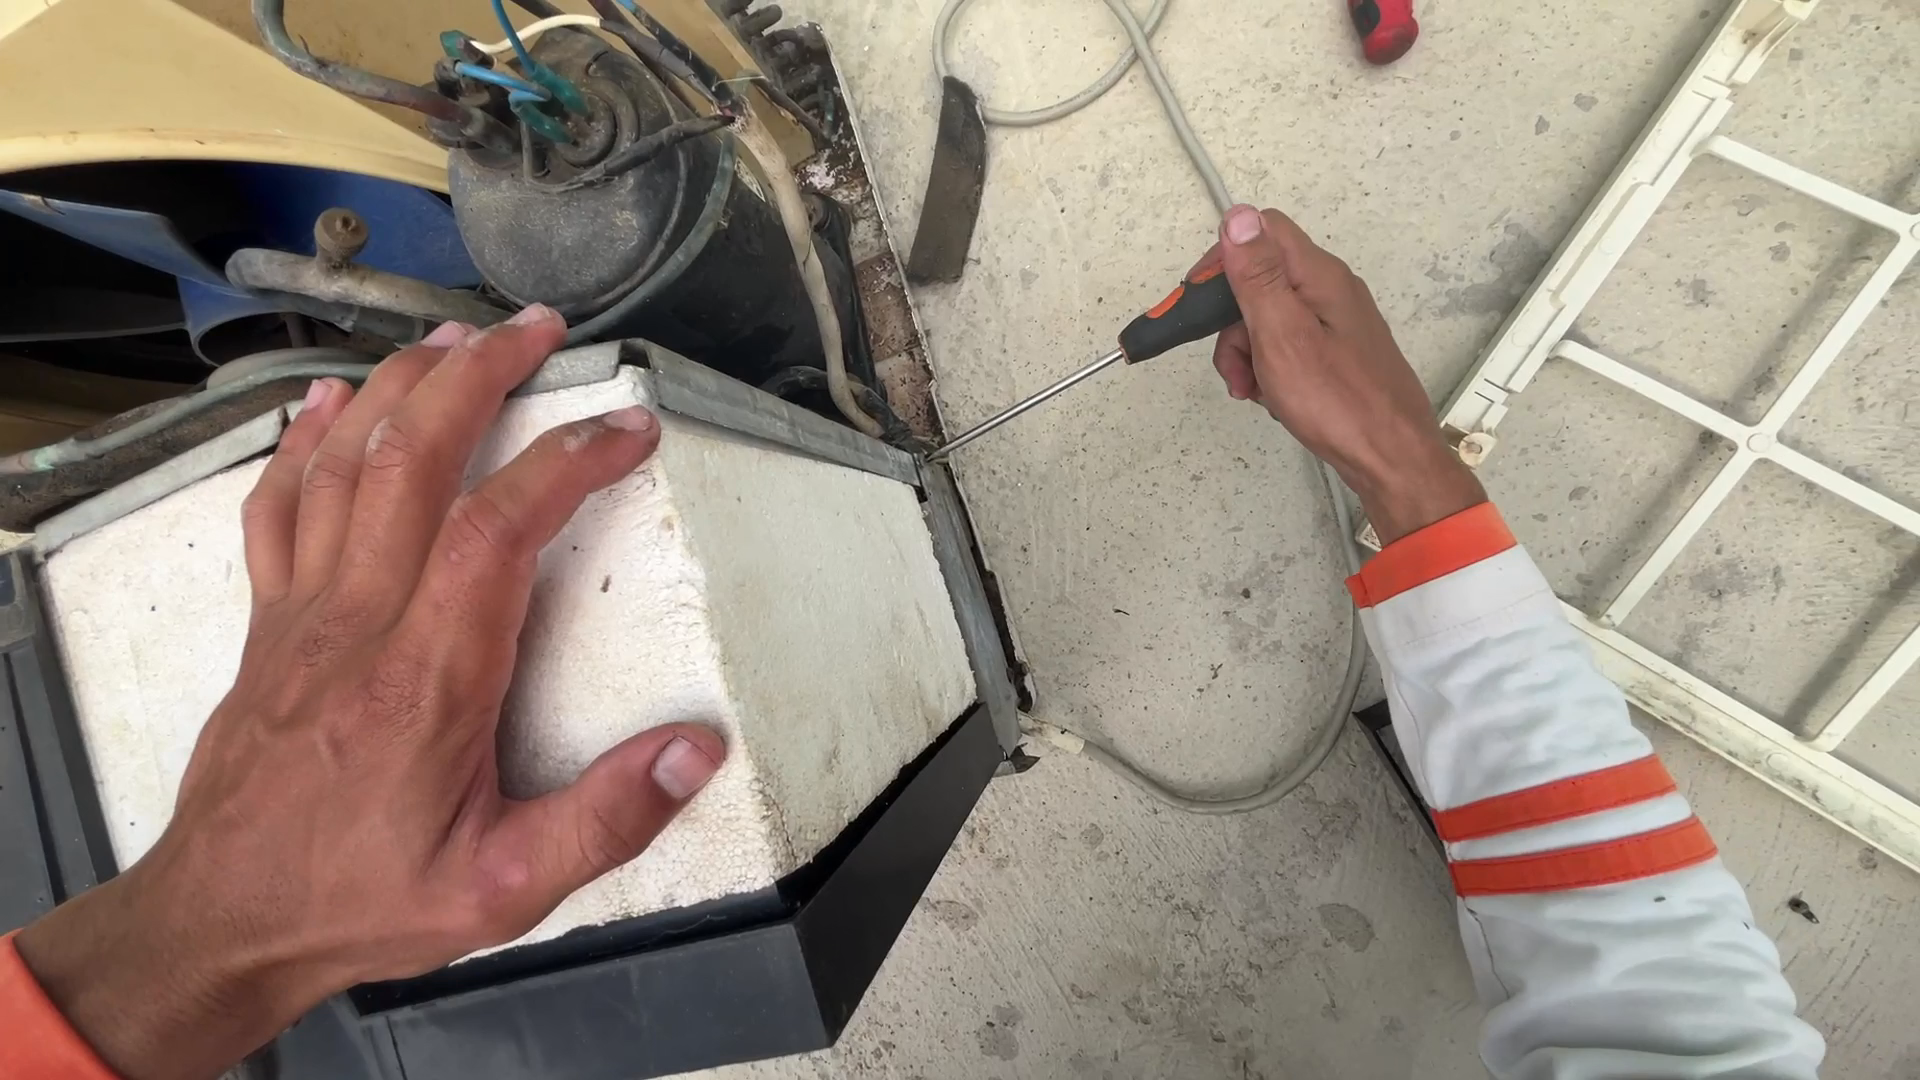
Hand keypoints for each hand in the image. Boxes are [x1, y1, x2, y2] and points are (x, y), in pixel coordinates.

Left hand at [15, 307, 726, 1079]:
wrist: (215, 930)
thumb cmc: (369, 896)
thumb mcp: (506, 888)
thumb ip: (607, 817)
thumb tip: (699, 748)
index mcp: (430, 673)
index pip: (500, 529)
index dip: (571, 462)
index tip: (630, 427)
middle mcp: (360, 620)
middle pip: (413, 464)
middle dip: (479, 379)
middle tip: (537, 328)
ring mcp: (304, 613)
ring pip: (343, 466)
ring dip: (402, 388)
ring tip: (454, 337)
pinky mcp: (274, 620)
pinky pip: (279, 506)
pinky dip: (305, 439)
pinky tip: (328, 399)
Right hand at [1206, 205, 1485, 544]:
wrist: (1387, 455)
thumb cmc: (1333, 399)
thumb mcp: (1283, 334)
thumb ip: (1257, 276)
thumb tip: (1237, 215)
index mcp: (1318, 276)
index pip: (1261, 233)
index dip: (1222, 259)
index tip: (1195, 303)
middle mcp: (1329, 290)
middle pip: (1259, 281)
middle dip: (1229, 323)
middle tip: (1229, 366)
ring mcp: (1334, 322)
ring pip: (1267, 319)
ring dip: (1245, 354)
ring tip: (1250, 391)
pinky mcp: (1334, 352)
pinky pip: (1285, 346)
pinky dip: (1266, 368)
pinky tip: (1270, 396)